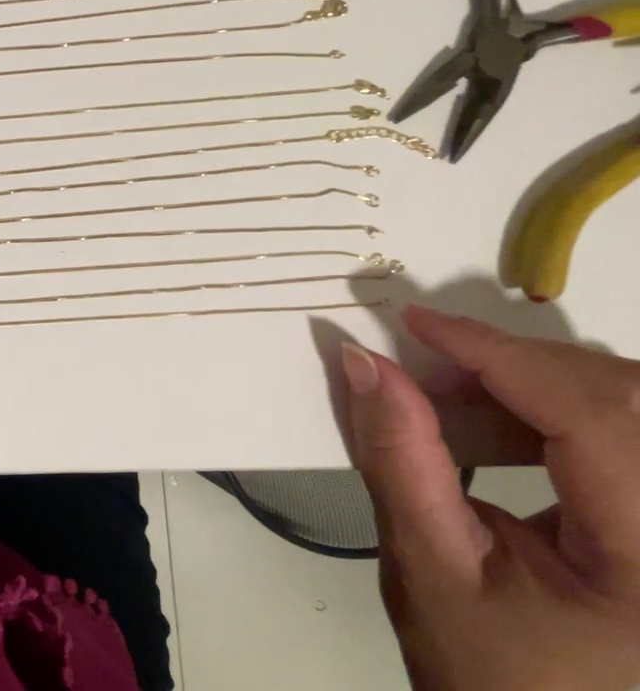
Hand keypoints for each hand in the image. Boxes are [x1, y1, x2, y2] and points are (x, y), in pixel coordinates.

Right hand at [343, 305, 639, 690]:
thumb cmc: (487, 665)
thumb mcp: (428, 562)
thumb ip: (400, 455)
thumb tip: (364, 362)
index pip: (596, 418)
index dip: (501, 355)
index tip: (416, 321)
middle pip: (632, 400)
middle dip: (521, 364)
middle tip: (429, 370)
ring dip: (545, 383)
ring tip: (459, 399)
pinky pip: (637, 435)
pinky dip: (567, 410)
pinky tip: (509, 424)